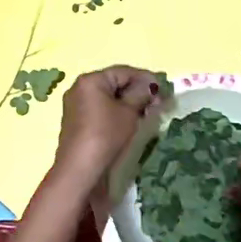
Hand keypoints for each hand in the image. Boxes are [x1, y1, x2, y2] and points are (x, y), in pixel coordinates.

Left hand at [52, 65, 162, 181]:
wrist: (81, 170)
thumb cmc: (105, 135)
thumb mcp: (129, 112)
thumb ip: (142, 94)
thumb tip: (151, 86)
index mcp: (90, 80)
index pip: (124, 71)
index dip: (146, 78)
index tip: (165, 88)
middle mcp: (79, 88)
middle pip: (114, 83)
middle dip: (138, 91)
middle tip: (159, 101)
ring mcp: (76, 106)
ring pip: (108, 98)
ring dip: (129, 103)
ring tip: (148, 112)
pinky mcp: (77, 122)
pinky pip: (101, 110)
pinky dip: (117, 112)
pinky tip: (131, 121)